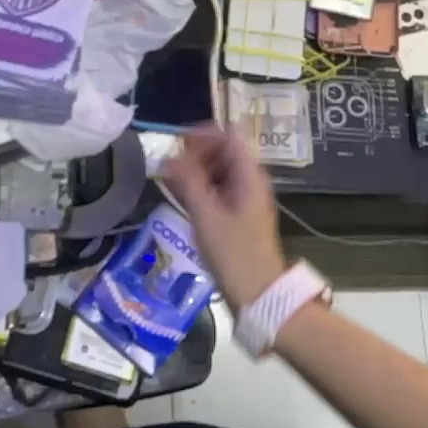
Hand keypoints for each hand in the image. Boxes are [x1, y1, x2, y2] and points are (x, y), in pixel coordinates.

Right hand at [162, 126, 287, 306]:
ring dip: (195, 170)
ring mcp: (245, 198)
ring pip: (219, 170)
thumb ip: (188, 181)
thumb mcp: (206, 215)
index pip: (229, 136)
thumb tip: (170, 156)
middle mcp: (250, 181)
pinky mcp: (238, 214)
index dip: (203, 134)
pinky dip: (200, 187)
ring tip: (170, 181)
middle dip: (196, 153)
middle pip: (223, 151)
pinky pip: (218, 189)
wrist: (258, 293)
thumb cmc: (233, 254)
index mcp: (249, 176)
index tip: (177, 144)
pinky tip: (180, 196)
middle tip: (169, 167)